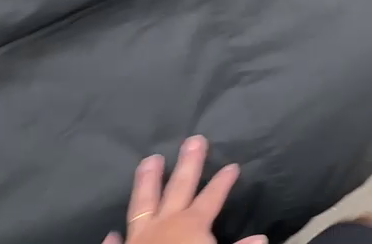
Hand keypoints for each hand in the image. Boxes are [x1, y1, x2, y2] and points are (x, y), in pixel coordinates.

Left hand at [104, 135, 264, 243]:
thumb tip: (261, 237)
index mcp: (191, 225)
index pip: (212, 197)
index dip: (223, 181)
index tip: (233, 165)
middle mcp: (165, 225)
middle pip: (179, 187)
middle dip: (188, 163)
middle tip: (193, 139)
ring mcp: (139, 239)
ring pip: (143, 204)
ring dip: (147, 182)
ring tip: (149, 159)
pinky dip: (114, 240)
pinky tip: (110, 233)